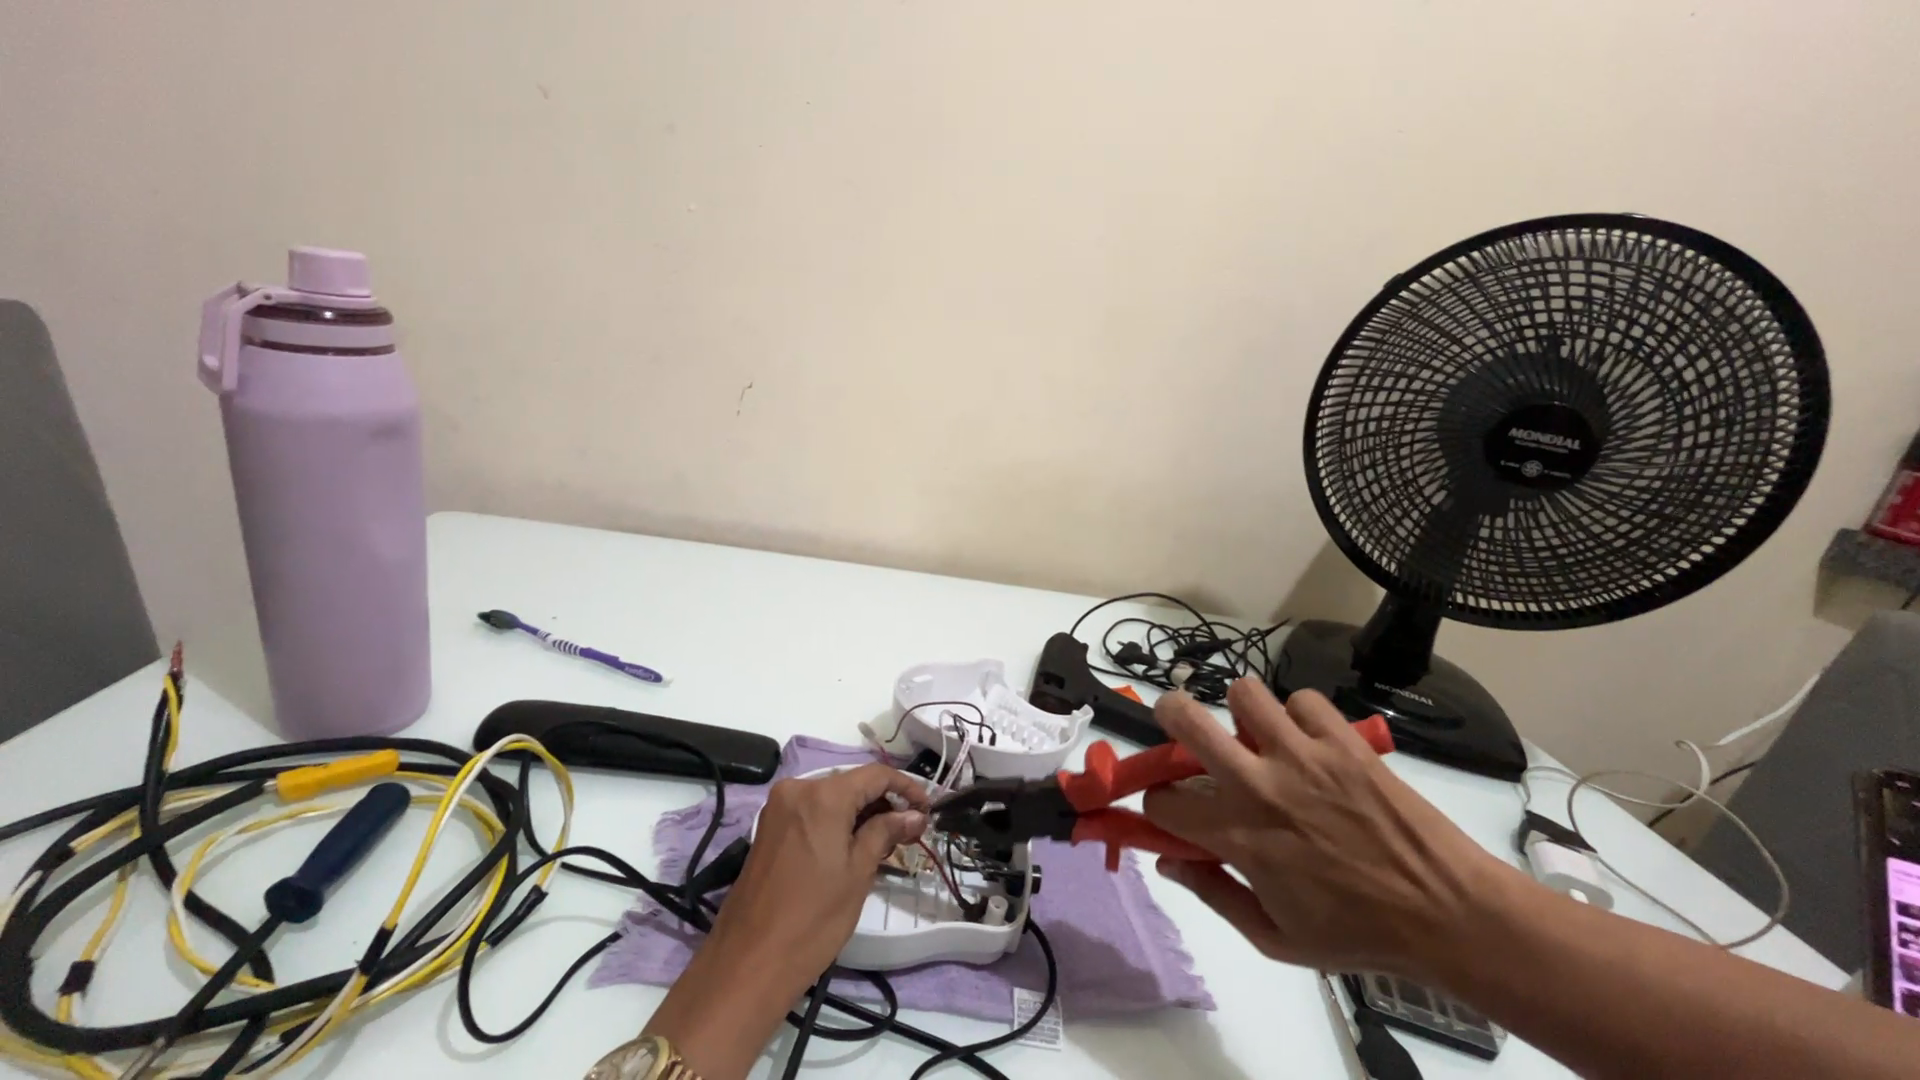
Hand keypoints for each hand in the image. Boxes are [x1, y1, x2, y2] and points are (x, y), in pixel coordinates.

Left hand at [712, 763, 930, 978]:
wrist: (750, 960)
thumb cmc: (813, 918)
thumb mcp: (858, 872)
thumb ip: (886, 832)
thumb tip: (914, 814)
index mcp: (823, 795)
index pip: (876, 775)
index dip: (907, 787)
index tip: (928, 809)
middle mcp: (797, 789)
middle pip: (852, 783)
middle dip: (883, 803)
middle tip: (909, 833)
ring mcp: (778, 808)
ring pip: (831, 798)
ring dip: (860, 814)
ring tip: (886, 843)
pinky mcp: (768, 828)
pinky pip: (812, 812)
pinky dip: (836, 822)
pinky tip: (853, 847)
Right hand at [1143, 679, 1520, 980]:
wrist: (1447, 913)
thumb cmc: (1356, 934)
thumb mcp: (1274, 939)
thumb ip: (1213, 895)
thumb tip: (1165, 860)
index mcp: (1238, 836)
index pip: (1163, 800)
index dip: (1157, 803)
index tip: (1171, 809)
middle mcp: (1259, 785)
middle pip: (1186, 719)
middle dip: (1168, 714)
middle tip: (1179, 727)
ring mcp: (1303, 755)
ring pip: (1244, 693)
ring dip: (1241, 711)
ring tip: (1257, 734)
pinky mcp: (1345, 741)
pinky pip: (1305, 700)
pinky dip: (1301, 716)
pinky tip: (1310, 741)